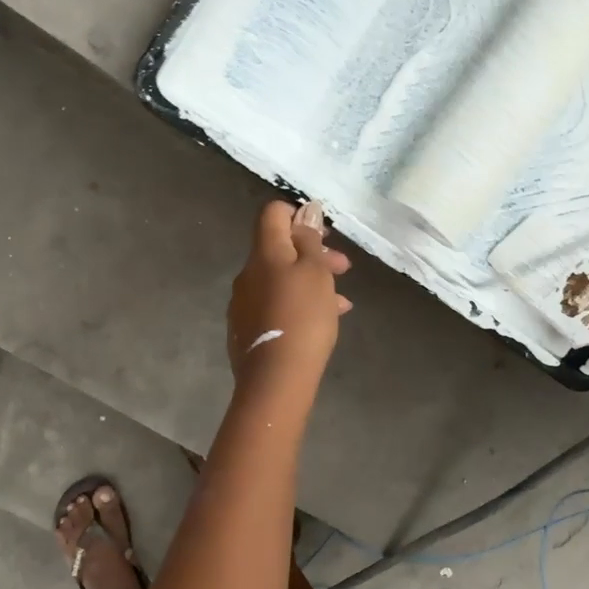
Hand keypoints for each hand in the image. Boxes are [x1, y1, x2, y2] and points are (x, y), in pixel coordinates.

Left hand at [227, 200, 352, 384]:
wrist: (275, 378)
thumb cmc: (303, 317)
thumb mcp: (316, 272)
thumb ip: (310, 239)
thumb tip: (306, 209)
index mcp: (263, 253)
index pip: (272, 214)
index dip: (298, 214)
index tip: (325, 233)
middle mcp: (247, 273)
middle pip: (279, 249)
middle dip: (314, 253)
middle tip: (344, 268)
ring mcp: (244, 303)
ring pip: (281, 280)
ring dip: (311, 283)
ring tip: (341, 303)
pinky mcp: (246, 329)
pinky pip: (275, 305)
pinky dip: (298, 305)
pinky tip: (320, 323)